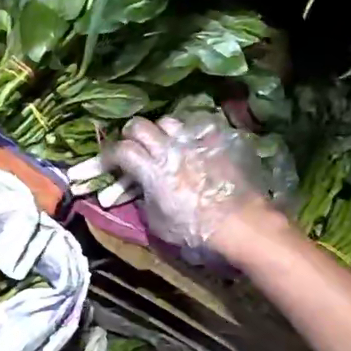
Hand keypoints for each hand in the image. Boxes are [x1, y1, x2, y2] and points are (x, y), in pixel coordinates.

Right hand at [105, 113, 273, 249]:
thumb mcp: (158, 224)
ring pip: (168, 121)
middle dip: (130, 135)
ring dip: (160, 131)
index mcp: (152, 169)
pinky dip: (189, 133)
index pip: (120, 150)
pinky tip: (192, 145)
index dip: (109, 156)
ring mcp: (195, 140)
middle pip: (139, 125)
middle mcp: (170, 147)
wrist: (242, 223)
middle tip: (132, 148)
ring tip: (163, 144)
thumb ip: (144, 200)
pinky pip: (198, 126)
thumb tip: (139, 190)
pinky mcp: (218, 139)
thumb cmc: (196, 230)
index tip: (108, 164)